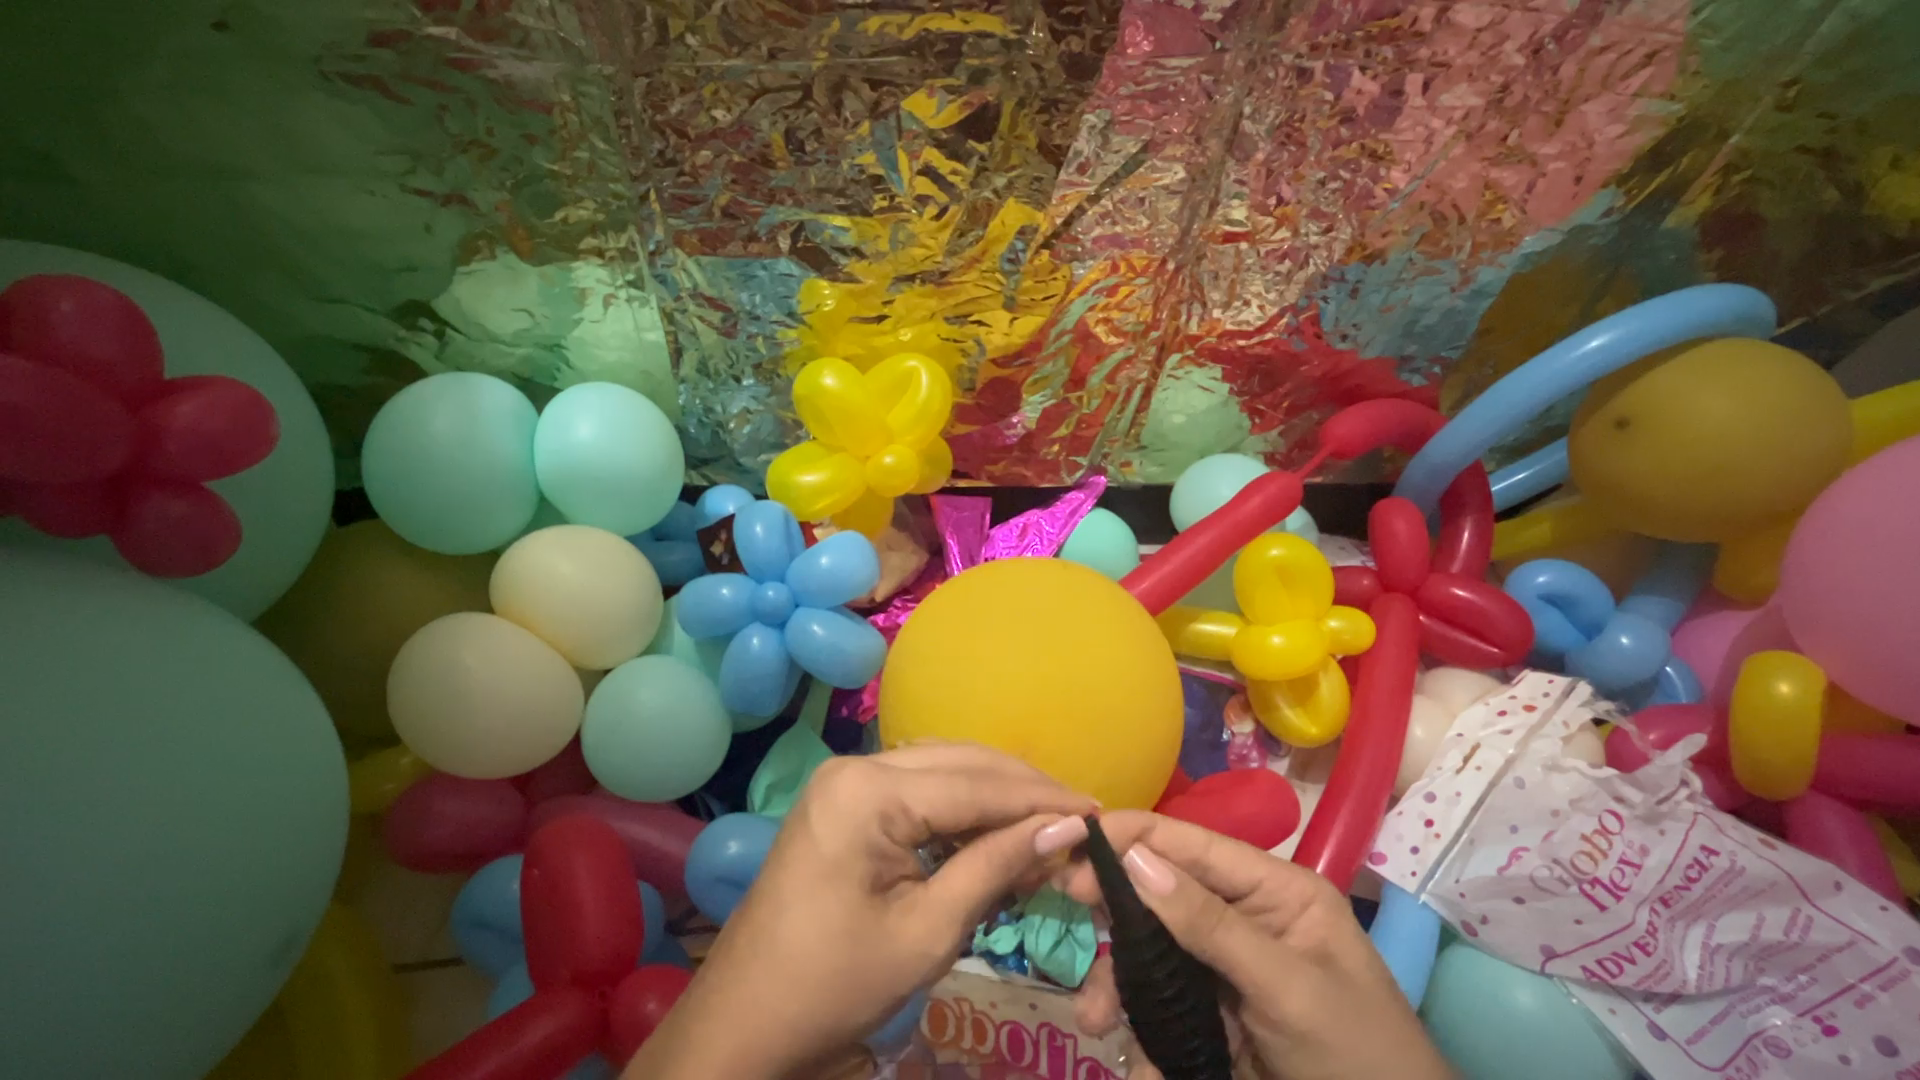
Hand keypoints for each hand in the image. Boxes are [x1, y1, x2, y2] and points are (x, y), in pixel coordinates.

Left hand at [626, 743, 1096, 1078]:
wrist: (747, 1023)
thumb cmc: (836, 985)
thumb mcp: (929, 931)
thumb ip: (997, 867)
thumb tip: (1066, 827)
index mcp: (867, 792)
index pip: (975, 785)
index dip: (1041, 799)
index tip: (1099, 812)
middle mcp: (855, 766)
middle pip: (959, 763)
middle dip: (1022, 789)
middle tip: (1080, 817)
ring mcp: (845, 781)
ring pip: (940, 768)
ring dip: (994, 794)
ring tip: (1048, 823)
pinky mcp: (844, 803)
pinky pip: (916, 788)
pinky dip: (960, 806)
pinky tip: (994, 829)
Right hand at [1058, 811, 1453, 1079]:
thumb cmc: (1358, 1055)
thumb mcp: (1287, 986)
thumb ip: (1210, 923)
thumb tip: (1135, 858)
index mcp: (1273, 889)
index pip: (1192, 842)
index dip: (1132, 837)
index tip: (1075, 848)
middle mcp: (1245, 915)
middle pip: (1162, 893)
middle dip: (1115, 911)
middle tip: (1066, 912)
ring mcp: (1227, 966)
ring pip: (1153, 950)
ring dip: (1117, 981)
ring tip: (1094, 1019)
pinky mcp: (1215, 1013)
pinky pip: (1162, 1002)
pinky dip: (1140, 1024)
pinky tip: (1133, 1057)